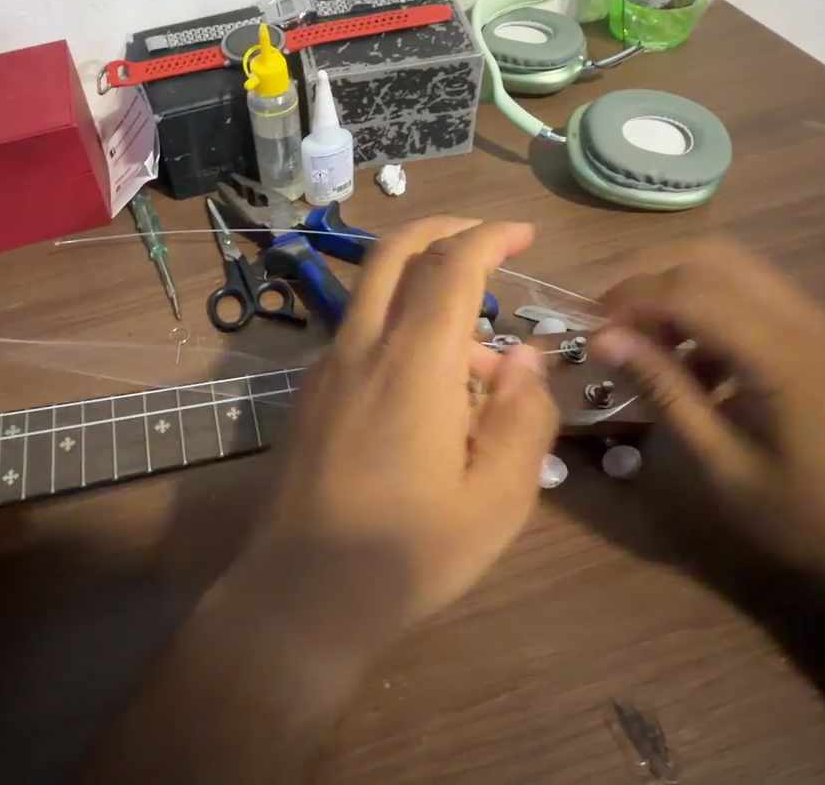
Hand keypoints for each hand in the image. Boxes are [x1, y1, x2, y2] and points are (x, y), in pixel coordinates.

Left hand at [231, 218, 561, 644]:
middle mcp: (360, 349)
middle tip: (489, 242)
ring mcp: (324, 369)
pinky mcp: (307, 395)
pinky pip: (359, 335)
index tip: (525, 234)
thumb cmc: (407, 553)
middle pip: (394, 253)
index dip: (491, 237)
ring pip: (372, 292)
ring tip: (478, 361)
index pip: (451, 265)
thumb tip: (523, 359)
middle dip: (444, 230)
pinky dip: (400, 328)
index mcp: (411, 364)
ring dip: (424, 289)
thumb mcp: (497, 499)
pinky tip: (431, 391)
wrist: (299, 594)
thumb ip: (522, 416)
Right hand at [589, 238, 824, 577]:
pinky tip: (686, 359)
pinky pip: (748, 293)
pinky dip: (703, 305)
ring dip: (673, 286)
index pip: (689, 290)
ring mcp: (816, 322)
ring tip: (638, 337)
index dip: (629, 299)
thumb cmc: (815, 518)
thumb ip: (666, 392)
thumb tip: (607, 341)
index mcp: (783, 354)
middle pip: (709, 256)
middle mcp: (803, 319)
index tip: (589, 331)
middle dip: (645, 275)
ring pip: (729, 266)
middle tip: (604, 315)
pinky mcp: (818, 335)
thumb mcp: (726, 466)